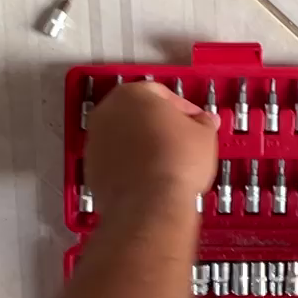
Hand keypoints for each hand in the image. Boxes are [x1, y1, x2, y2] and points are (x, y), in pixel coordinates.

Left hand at [86, 80, 219, 217]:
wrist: (149, 204)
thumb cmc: (176, 162)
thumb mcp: (204, 135)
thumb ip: (203, 122)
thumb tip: (205, 122)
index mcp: (133, 94)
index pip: (161, 93)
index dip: (182, 108)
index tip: (195, 121)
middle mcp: (107, 112)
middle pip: (137, 112)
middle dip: (158, 124)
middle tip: (180, 138)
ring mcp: (95, 142)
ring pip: (124, 137)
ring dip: (142, 145)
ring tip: (166, 161)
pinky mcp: (91, 170)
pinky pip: (115, 160)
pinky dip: (130, 165)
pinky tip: (150, 177)